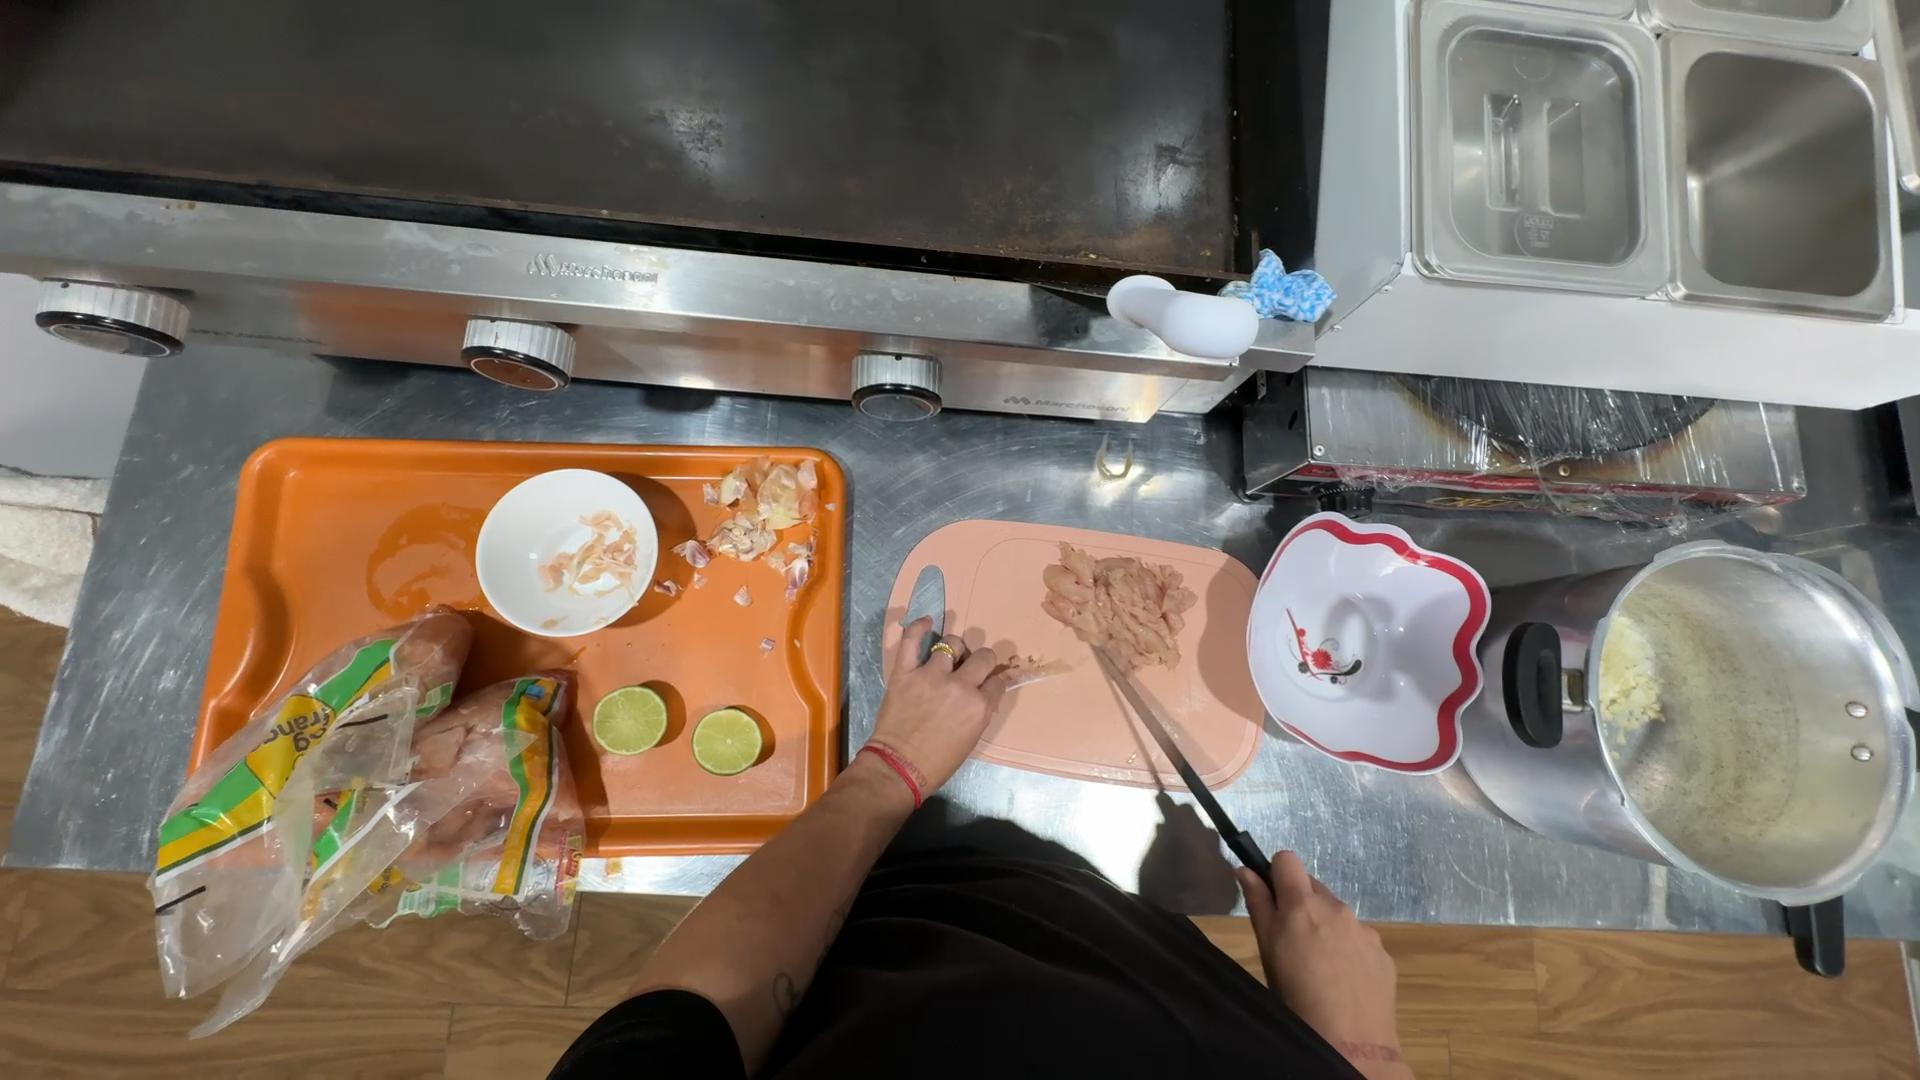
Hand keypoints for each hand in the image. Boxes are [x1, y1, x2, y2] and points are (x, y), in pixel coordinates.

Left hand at [866, 618, 1008, 795]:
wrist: (898, 768)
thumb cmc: (937, 762)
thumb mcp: (971, 739)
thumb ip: (980, 712)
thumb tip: (983, 694)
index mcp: (980, 706)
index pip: (998, 681)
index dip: (994, 682)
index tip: (988, 683)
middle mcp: (960, 686)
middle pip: (983, 657)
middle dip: (982, 661)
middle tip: (972, 668)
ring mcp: (931, 675)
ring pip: (951, 644)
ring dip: (954, 650)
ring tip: (949, 657)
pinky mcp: (905, 672)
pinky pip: (912, 640)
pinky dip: (919, 627)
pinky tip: (926, 622)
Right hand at [1238, 852, 1406, 1076]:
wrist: (1352, 1044)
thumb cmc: (1295, 994)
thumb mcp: (1267, 948)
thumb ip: (1258, 903)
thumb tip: (1246, 870)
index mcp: (1303, 902)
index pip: (1287, 859)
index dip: (1276, 874)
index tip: (1272, 899)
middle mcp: (1336, 907)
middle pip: (1313, 887)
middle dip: (1301, 904)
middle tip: (1293, 941)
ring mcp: (1364, 930)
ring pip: (1337, 914)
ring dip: (1326, 927)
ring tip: (1321, 966)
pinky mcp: (1383, 953)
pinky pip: (1359, 938)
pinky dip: (1348, 949)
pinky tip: (1344, 981)